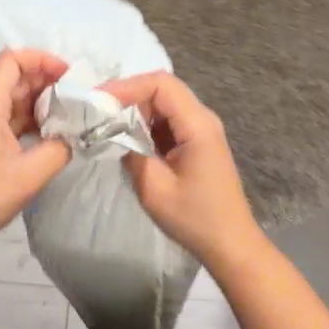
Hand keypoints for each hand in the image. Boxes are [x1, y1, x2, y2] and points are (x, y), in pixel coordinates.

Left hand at [0, 49, 72, 251]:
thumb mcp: (29, 176)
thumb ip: (59, 149)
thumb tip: (76, 135)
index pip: (11, 60)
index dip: (42, 59)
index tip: (68, 75)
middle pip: (15, 78)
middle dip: (47, 81)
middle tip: (77, 97)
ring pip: (13, 100)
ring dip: (41, 103)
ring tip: (69, 117)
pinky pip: (8, 119)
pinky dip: (30, 121)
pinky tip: (49, 136)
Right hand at [100, 71, 261, 264]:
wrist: (230, 244)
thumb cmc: (194, 218)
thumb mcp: (154, 188)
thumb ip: (130, 152)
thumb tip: (112, 132)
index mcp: (198, 124)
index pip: (161, 84)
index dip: (128, 86)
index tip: (98, 100)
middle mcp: (203, 119)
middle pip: (162, 89)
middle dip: (128, 96)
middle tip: (98, 112)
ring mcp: (202, 130)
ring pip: (164, 104)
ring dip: (136, 111)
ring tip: (107, 125)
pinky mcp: (197, 142)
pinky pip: (168, 121)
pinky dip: (146, 125)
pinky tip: (128, 140)